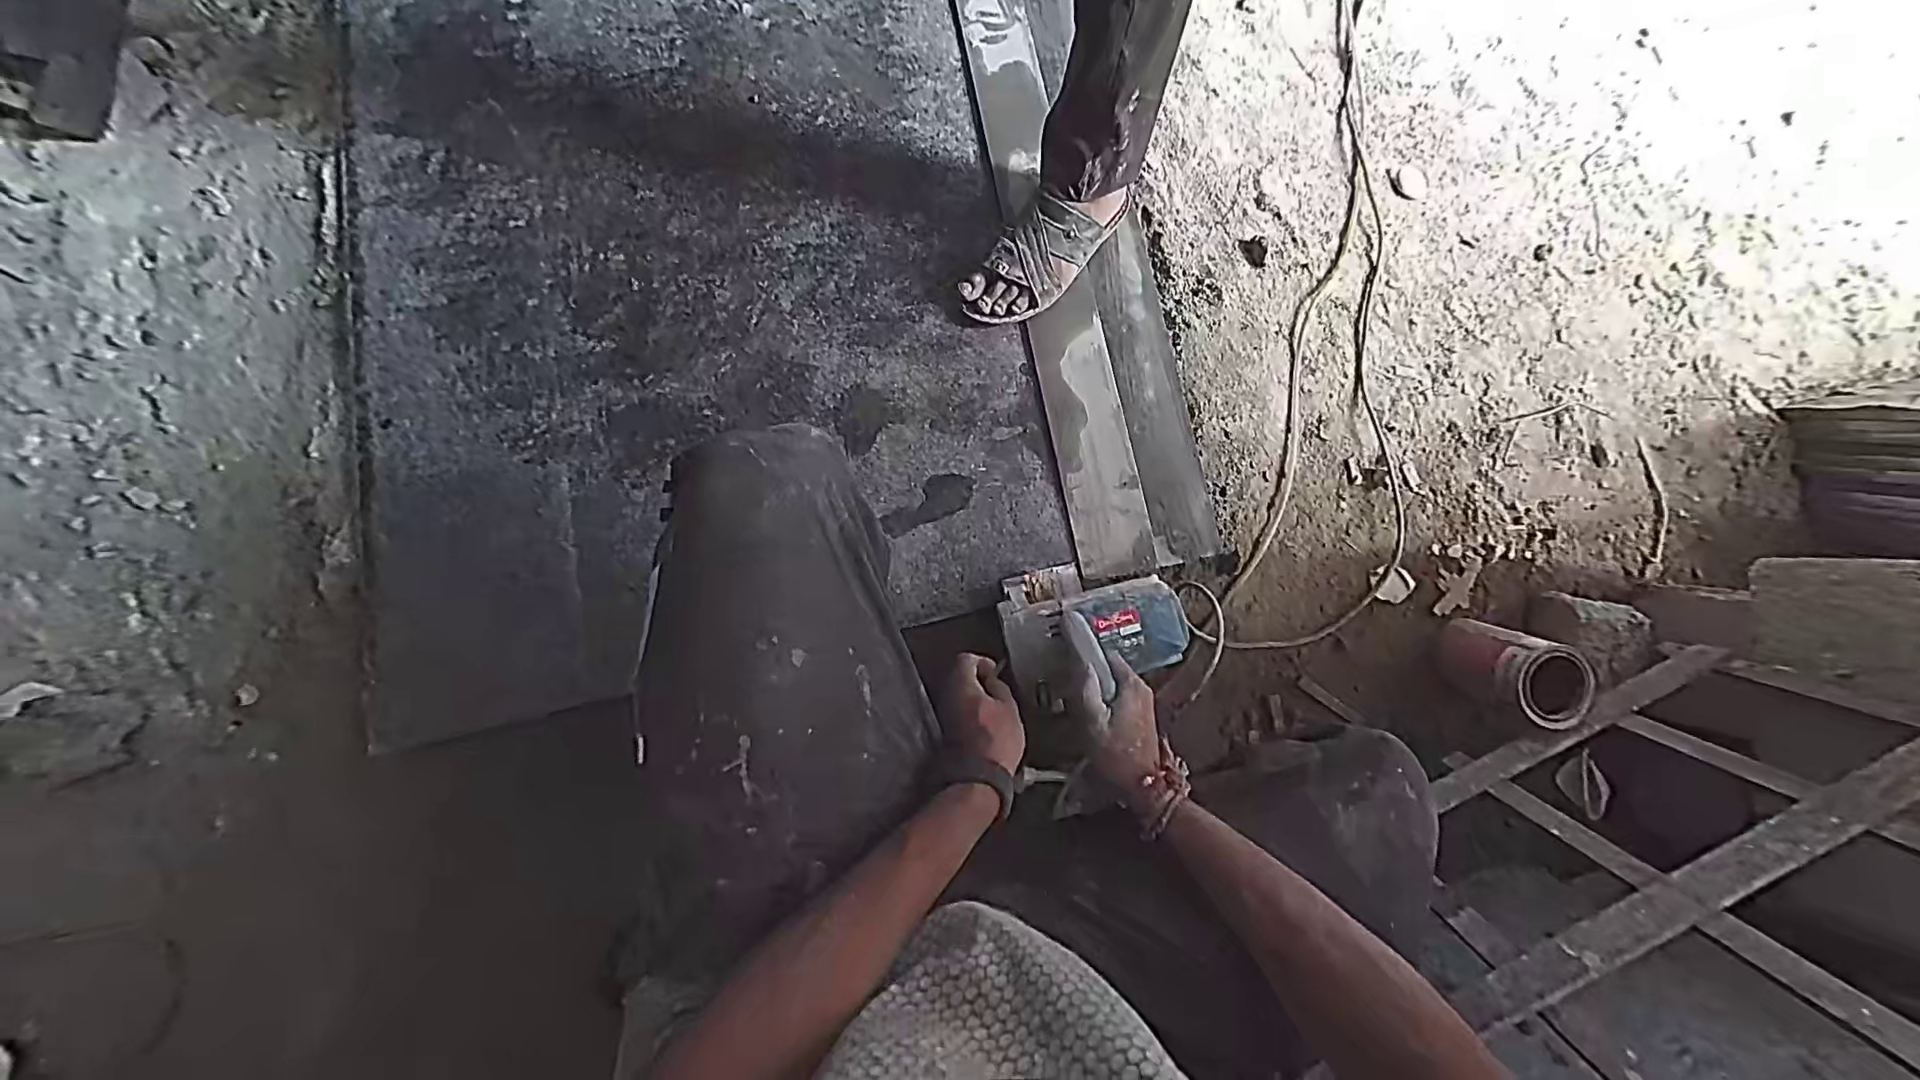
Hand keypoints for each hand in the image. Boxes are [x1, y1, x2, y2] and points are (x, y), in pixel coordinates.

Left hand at [940, 654, 1024, 773]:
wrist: (978, 778)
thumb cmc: (995, 741)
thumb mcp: (1009, 708)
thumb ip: (999, 687)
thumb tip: (992, 680)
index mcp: (961, 685)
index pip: (965, 659)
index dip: (983, 661)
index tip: (994, 671)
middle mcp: (946, 696)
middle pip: (959, 677)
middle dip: (977, 680)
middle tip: (996, 689)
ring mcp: (943, 714)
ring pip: (958, 695)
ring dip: (974, 697)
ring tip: (993, 708)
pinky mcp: (945, 732)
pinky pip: (958, 712)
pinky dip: (970, 712)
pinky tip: (985, 723)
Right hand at [1073, 651, 1162, 817]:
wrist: (1142, 787)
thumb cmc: (1114, 754)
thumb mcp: (1093, 722)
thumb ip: (1086, 689)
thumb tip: (1082, 662)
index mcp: (1131, 684)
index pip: (1105, 653)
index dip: (1085, 648)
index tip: (1065, 645)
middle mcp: (1141, 687)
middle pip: (1109, 666)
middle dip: (1088, 665)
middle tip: (1064, 668)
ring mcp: (1143, 701)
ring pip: (1113, 680)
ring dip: (1095, 681)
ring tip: (1071, 685)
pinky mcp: (1141, 714)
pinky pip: (1118, 693)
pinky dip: (1103, 692)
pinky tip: (1087, 703)